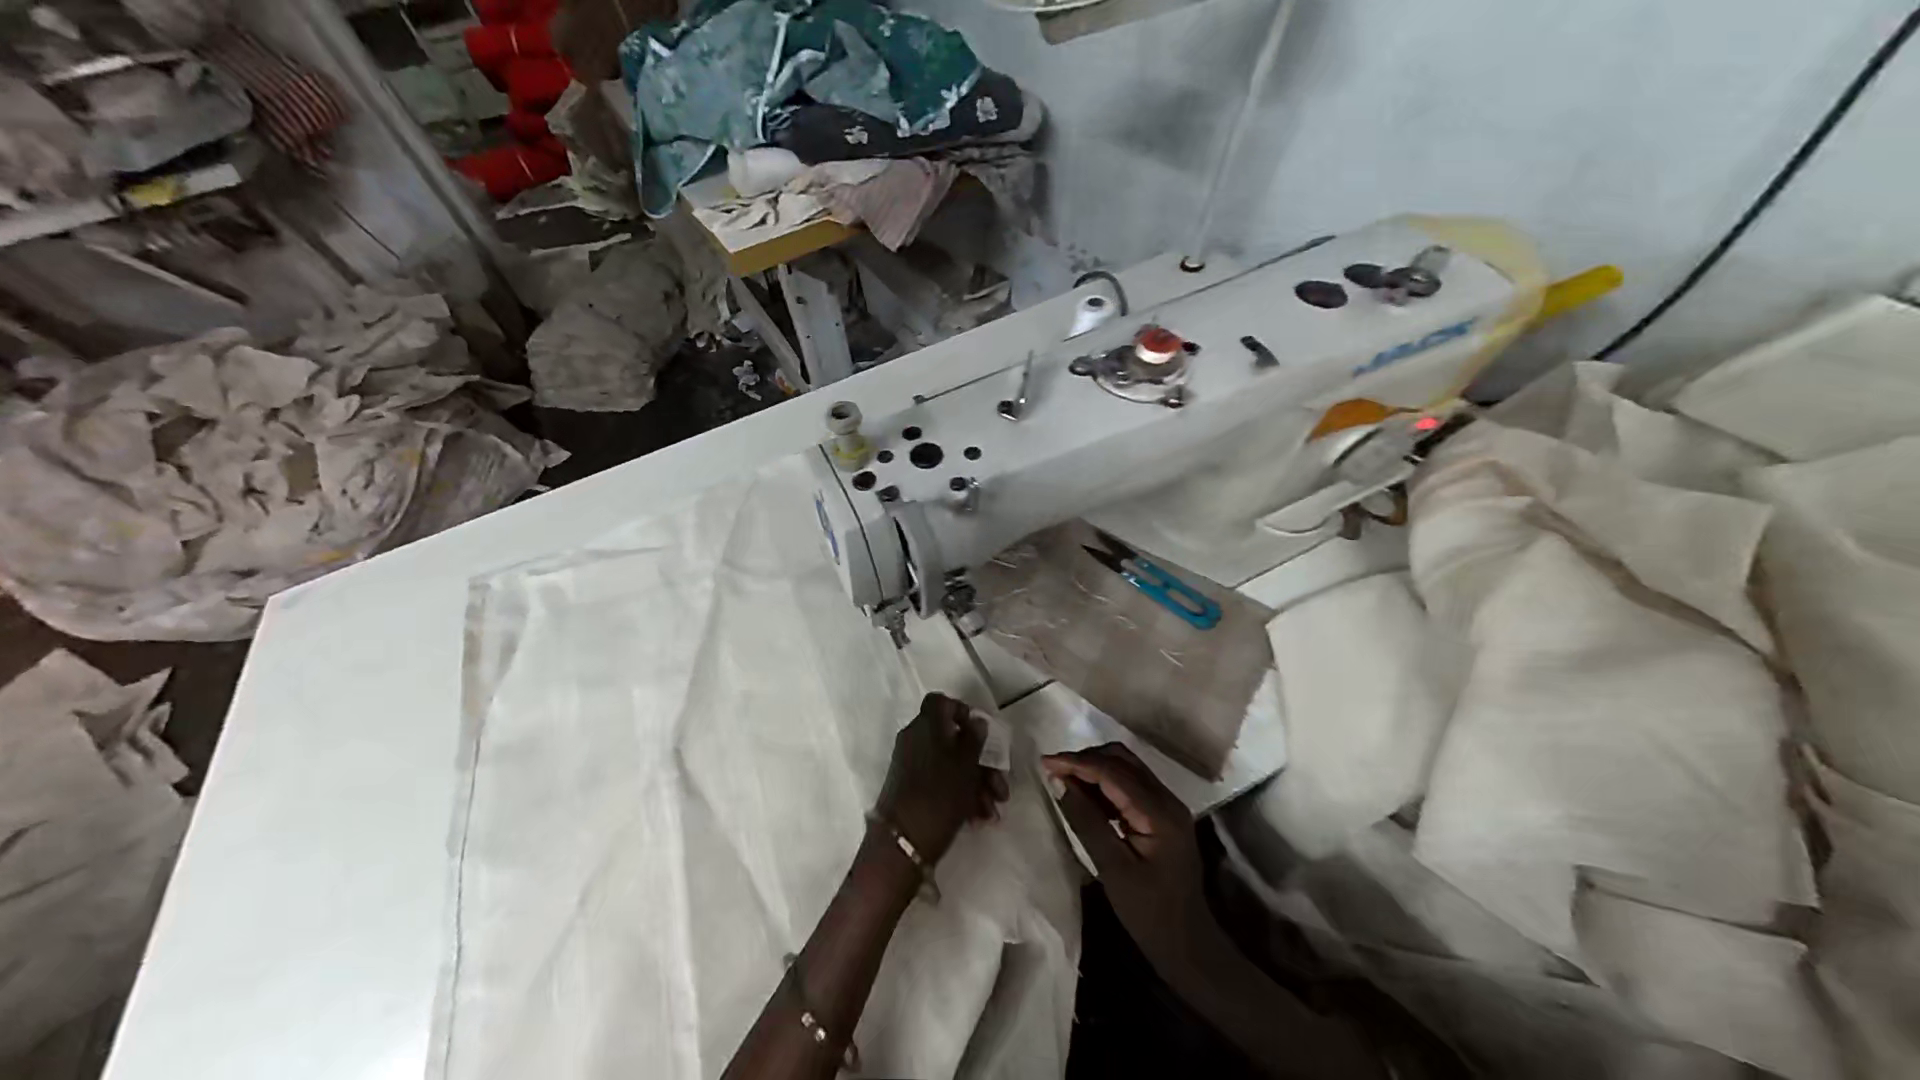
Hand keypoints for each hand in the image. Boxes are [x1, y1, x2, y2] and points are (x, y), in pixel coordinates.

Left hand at [876, 694, 1009, 863]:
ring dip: (976, 785)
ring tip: (992, 812)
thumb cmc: (939, 796)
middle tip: (1000, 789)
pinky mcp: (911, 789)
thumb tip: (976, 721)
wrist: (901, 843)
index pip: (942, 702)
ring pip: (951, 765)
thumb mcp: (965, 765)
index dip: (963, 712)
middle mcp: (916, 740)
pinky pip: (941, 783)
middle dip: (982, 764)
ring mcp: (912, 765)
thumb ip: (974, 738)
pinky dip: (960, 796)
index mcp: (926, 726)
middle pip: (954, 740)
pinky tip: (978, 819)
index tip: (982, 734)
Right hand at [1044, 743, 1216, 974]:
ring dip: (1095, 768)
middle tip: (1054, 770)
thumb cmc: (1149, 912)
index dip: (1077, 763)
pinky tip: (1084, 796)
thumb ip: (1087, 821)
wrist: (1188, 944)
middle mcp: (1167, 800)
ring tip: (1063, 779)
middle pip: (1123, 760)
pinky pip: (1130, 786)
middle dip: (1086, 759)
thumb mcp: (1113, 868)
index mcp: (1159, 812)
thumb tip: (1061, 784)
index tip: (1046, 762)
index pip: (1113, 772)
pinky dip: (1105, 783)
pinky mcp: (1162, 816)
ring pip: (1127, 769)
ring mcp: (1167, 807)